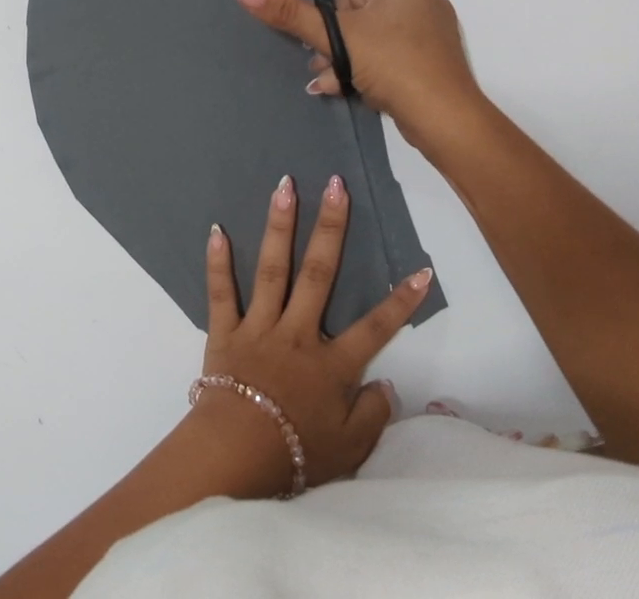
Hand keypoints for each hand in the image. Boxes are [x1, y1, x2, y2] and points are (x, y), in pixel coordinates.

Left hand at [189, 173, 434, 493]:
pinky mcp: (224, 332)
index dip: (401, 300)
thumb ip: (373, 414)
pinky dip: (217, 262)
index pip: (376, 327)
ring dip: (280, 226)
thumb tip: (386, 386)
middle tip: (335, 185)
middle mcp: (297, 333)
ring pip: (272, 270)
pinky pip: (221, 293)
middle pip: (319, 274)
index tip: (421, 269)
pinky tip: (216, 229)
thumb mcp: (350, 447)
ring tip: (284, 186)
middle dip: (331, 227)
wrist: (235, 454)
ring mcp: (258, 328)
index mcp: (331, 363)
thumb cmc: (295, 452)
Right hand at [230, 0, 482, 132]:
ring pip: (372, 46)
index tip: (327, 48)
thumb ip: (289, 14)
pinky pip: (390, 63)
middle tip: (324, 72)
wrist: (442, 116)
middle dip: (336, 50)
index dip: (329, 25)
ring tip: (334, 87)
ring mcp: (431, 36)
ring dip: (347, 67)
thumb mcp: (336, 37)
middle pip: (357, 23)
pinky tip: (356, 94)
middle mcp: (422, 3)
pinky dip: (370, 77)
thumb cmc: (391, 64)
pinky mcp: (433, 66)